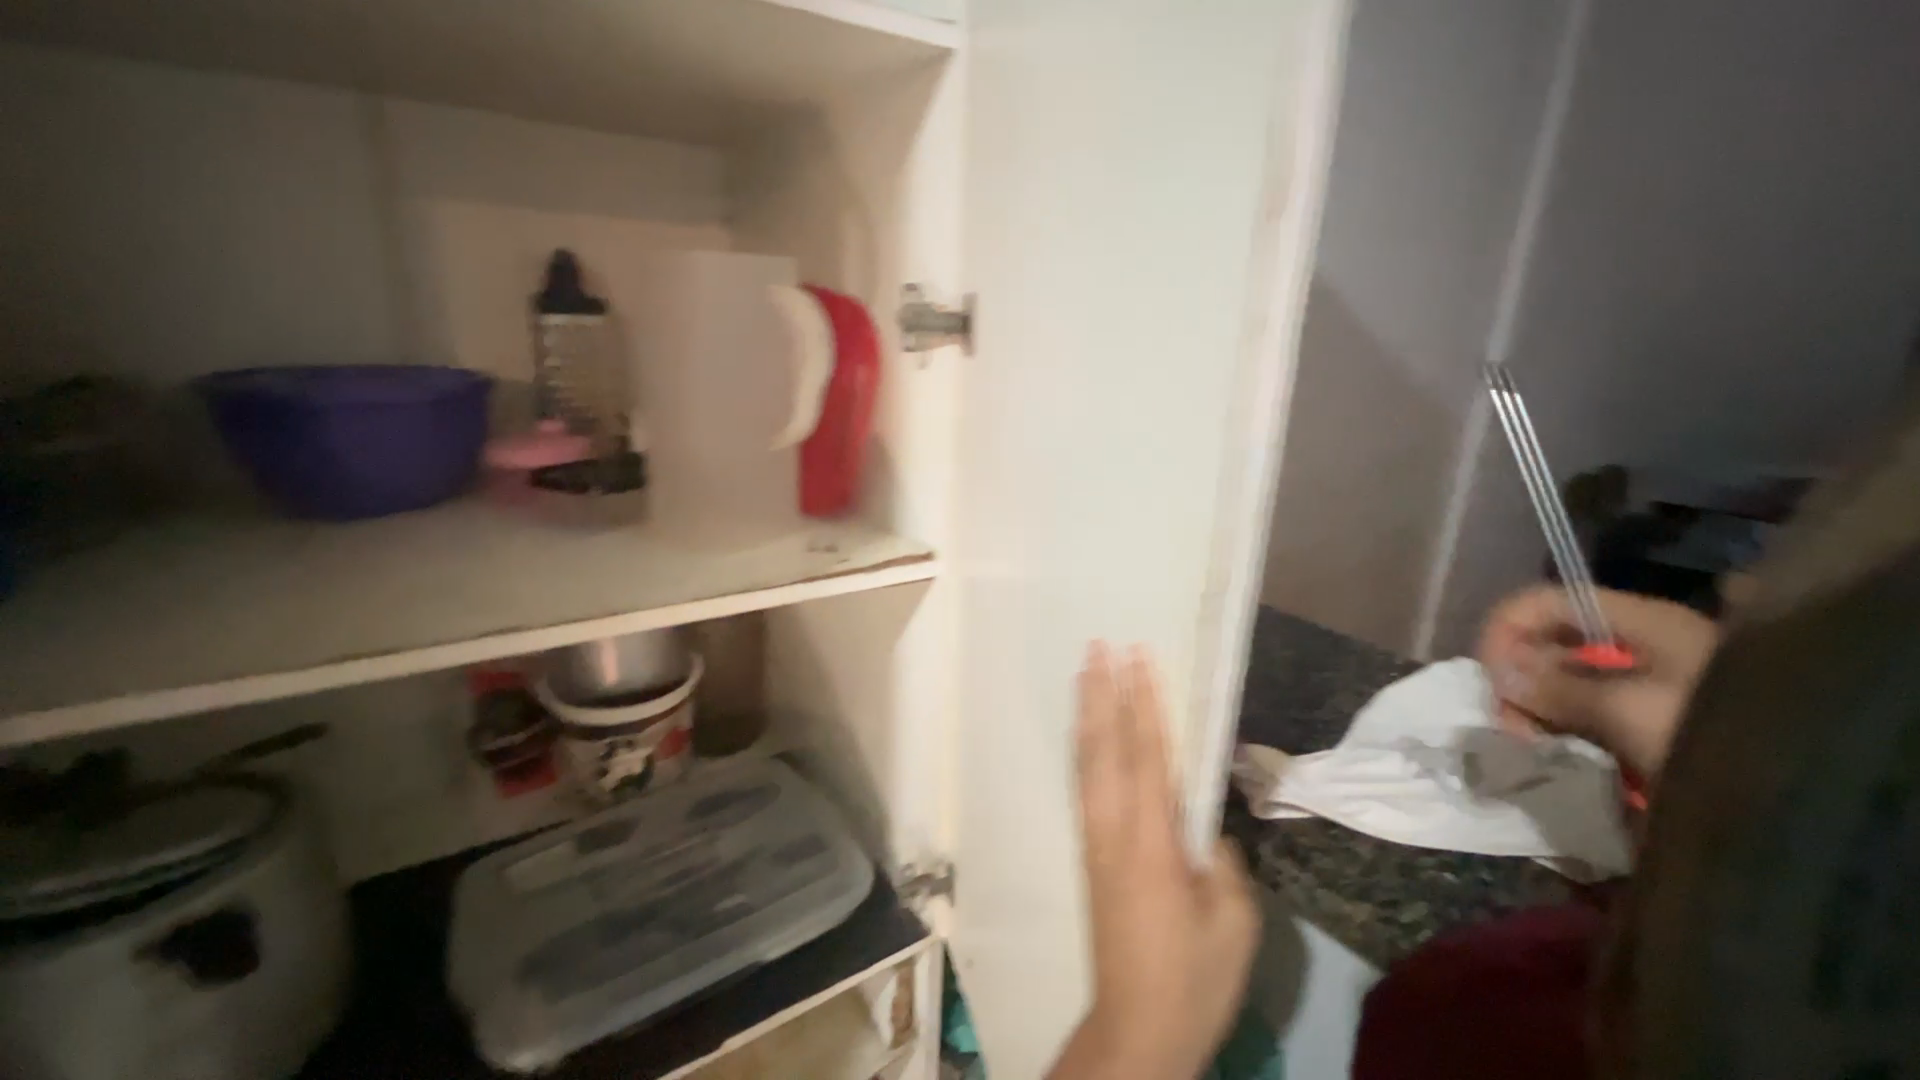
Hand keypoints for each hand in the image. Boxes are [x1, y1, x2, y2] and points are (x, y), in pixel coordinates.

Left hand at [1047, 643, 1258, 1079]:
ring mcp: (1095, 843)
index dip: (1143, 701)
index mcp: (1150, 840)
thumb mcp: (1233, 920)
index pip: (1146, 754)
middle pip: (1103, 748)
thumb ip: (1221, 859)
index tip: (1137, 656)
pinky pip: (1085, 789)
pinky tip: (1087, 741)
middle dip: (1101, 693)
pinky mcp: (1090, 859)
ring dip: (1087, 716)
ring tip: (1085, 676)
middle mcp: (1113, 831)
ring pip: (1087, 765)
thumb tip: (1203, 826)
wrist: (1135, 1027)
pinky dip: (1085, 752)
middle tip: (1096, 646)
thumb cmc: (1192, 976)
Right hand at [1479, 585, 1717, 785]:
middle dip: (1519, 677)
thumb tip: (1497, 672)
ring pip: (1561, 678)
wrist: (1800, 802)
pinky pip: (1582, 710)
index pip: (1546, 600)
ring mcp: (1644, 682)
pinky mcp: (1646, 720)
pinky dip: (1559, 726)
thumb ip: (1555, 688)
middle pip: (1551, 639)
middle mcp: (1640, 643)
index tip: (1492, 681)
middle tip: (1513, 726)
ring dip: (1536, 707)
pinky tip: (1555, 750)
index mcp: (1643, 622)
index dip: (1507, 630)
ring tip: (1533, 744)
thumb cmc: (1710, 737)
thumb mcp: (1627, 710)